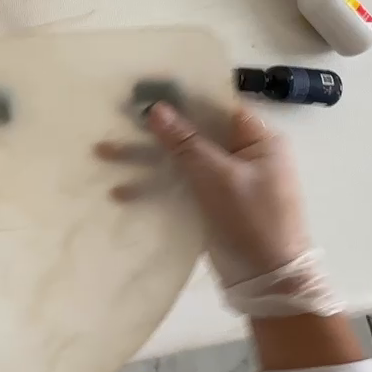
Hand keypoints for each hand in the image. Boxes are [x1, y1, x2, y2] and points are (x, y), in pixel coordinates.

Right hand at [97, 101, 338, 317]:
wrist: (269, 282)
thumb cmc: (252, 219)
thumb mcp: (216, 175)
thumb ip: (183, 141)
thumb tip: (155, 108)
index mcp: (258, 141)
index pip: (217, 106)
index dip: (183, 96)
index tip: (146, 89)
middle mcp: (243, 154)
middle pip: (192, 131)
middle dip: (154, 128)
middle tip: (117, 117)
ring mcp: (225, 179)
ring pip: (179, 158)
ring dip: (144, 157)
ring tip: (102, 153)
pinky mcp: (210, 201)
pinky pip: (178, 183)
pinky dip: (153, 184)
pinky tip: (122, 191)